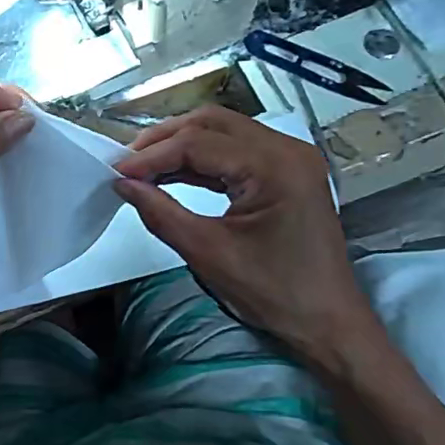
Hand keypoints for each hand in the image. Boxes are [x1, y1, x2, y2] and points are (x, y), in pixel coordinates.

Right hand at [112, 105, 382, 377]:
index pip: (197, 143)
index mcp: (275, 167)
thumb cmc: (273, 292)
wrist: (328, 322)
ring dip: (180, 144)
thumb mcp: (207, 252)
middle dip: (164, 139)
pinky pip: (235, 149)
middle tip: (127, 163)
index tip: (116, 173)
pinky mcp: (287, 170)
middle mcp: (287, 149)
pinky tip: (171, 173)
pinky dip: (200, 158)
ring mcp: (291, 157)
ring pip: (222, 130)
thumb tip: (122, 184)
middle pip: (211, 123)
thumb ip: (160, 213)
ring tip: (143, 167)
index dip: (151, 156)